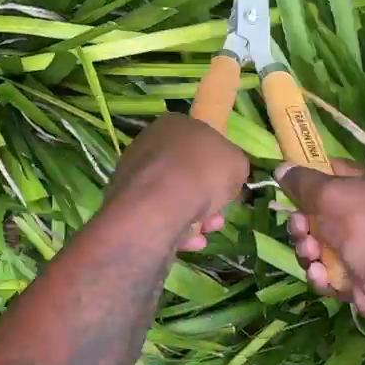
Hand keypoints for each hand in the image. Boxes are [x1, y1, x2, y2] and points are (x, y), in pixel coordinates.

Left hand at [107, 114, 249, 248]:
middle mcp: (149, 144)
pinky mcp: (127, 203)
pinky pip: (159, 215)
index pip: (200, 141)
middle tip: (219, 214)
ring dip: (196, 216)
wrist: (158, 205)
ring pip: (174, 197)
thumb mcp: (237, 163)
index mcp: (173, 124)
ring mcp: (135, 174)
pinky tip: (192, 240)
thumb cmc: (201, 173)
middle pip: (187, 173)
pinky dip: (177, 228)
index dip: (218, 165)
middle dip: (207, 197)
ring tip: (209, 230)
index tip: (227, 185)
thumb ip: (233, 166)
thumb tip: (226, 175)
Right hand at [278, 159, 364, 316]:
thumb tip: (281, 167)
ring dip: (306, 249)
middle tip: (300, 228)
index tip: (285, 183)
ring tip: (312, 256)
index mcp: (363, 186)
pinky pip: (324, 271)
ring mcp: (357, 247)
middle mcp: (360, 214)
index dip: (307, 175)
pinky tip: (322, 276)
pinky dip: (319, 274)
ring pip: (314, 244)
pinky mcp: (353, 277)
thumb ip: (302, 181)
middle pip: (315, 212)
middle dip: (300, 223)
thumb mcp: (330, 195)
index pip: (330, 170)